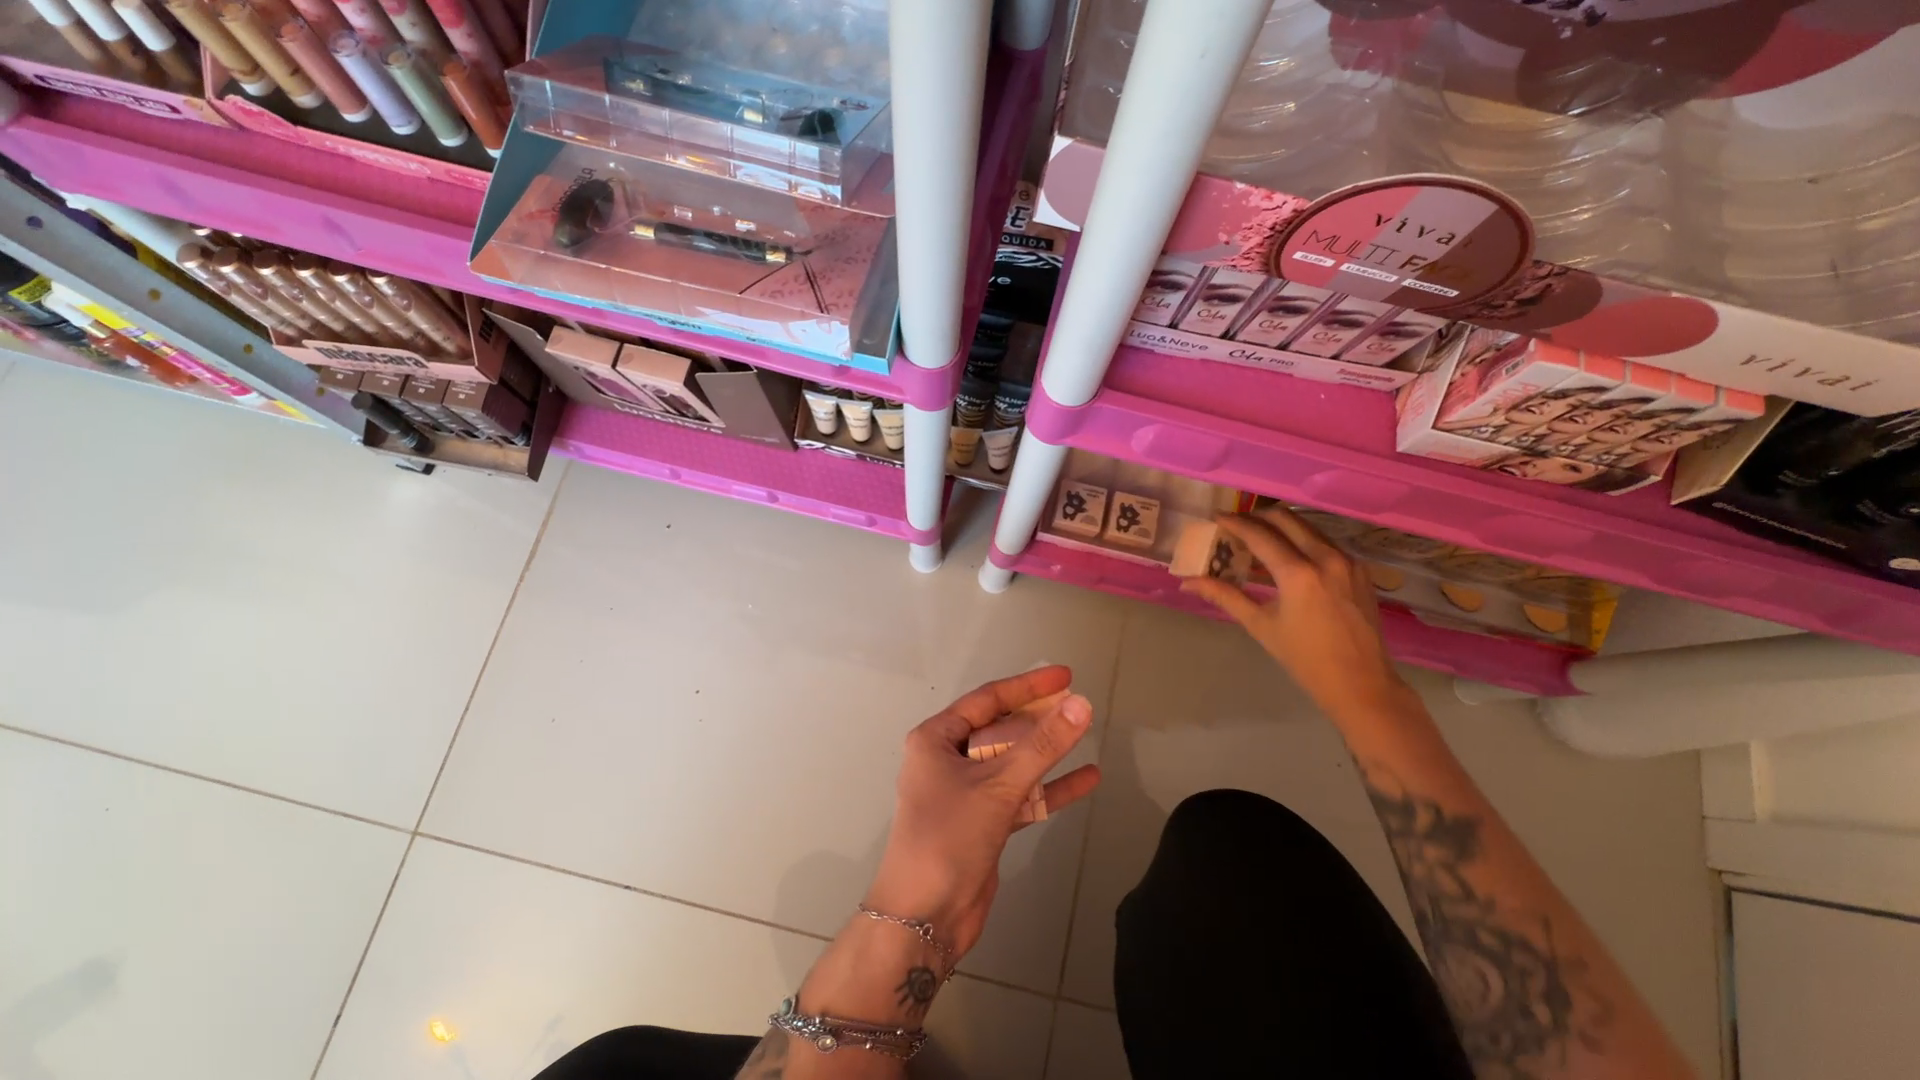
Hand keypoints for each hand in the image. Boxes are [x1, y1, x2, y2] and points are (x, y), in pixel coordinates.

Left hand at [864, 666, 1099, 959]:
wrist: (925, 915)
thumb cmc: (949, 837)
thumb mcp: (998, 786)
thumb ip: (1043, 745)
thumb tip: (1082, 705)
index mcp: (936, 740)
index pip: (987, 700)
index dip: (1028, 686)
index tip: (1066, 676)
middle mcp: (948, 760)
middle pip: (1001, 729)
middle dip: (1038, 718)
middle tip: (1079, 704)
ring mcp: (966, 793)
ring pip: (1013, 762)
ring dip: (1047, 752)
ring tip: (1085, 732)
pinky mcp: (983, 823)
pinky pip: (1021, 796)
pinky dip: (1049, 788)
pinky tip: (1086, 779)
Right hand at [1180, 508, 1412, 718]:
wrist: (1361, 683)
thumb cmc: (1305, 659)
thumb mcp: (1261, 625)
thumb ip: (1225, 596)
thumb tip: (1188, 583)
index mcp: (1298, 574)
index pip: (1260, 535)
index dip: (1235, 524)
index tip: (1216, 519)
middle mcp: (1325, 558)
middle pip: (1286, 519)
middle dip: (1258, 517)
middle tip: (1237, 526)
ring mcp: (1347, 561)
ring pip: (1308, 528)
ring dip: (1281, 527)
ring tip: (1260, 540)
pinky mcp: (1359, 570)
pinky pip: (1326, 543)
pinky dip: (1303, 542)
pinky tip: (1290, 558)